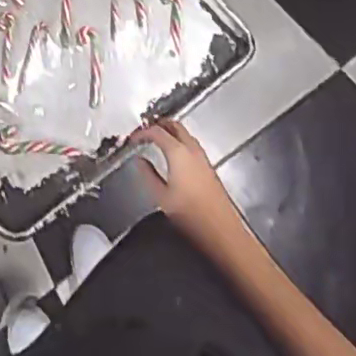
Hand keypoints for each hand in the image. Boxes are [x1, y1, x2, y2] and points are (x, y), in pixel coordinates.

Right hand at [134, 120, 243, 247]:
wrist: (222, 231)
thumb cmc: (190, 214)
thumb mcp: (161, 196)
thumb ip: (148, 174)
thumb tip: (140, 160)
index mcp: (178, 152)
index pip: (157, 132)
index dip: (142, 132)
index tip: (133, 138)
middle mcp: (192, 150)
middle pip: (175, 126)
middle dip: (159, 124)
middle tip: (145, 130)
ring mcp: (203, 158)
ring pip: (185, 134)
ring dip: (170, 132)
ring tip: (157, 140)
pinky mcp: (209, 167)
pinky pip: (191, 144)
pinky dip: (179, 141)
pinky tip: (173, 154)